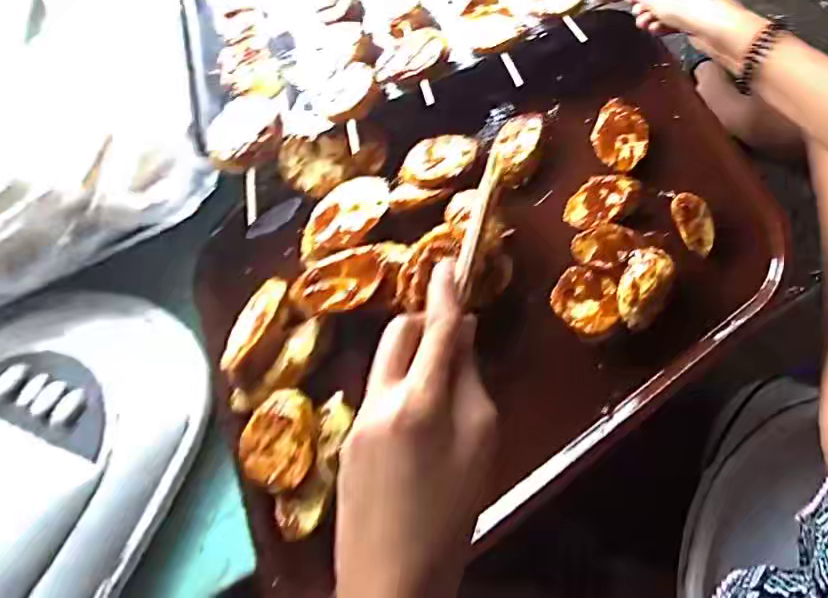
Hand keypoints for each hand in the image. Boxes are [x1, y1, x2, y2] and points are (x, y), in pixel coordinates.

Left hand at [335, 260, 496, 597]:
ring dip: (414, 354)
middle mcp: (380, 401)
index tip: (448, 262)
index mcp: (419, 399)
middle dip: (425, 320)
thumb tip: (462, 335)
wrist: (391, 582)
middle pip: (398, 334)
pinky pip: (379, 394)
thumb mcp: (481, 435)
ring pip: (387, 363)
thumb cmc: (454, 507)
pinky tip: (422, 424)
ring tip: (444, 384)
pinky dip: (403, 386)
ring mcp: (356, 424)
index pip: (435, 326)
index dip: (445, 290)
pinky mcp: (346, 445)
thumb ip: (470, 378)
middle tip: (454, 333)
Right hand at [628, 0, 765, 64]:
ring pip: (672, 8)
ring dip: (654, 17)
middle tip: (636, 14)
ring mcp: (702, 0)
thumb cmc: (686, 3)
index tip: (630, 0)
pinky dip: (667, 24)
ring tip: (642, 25)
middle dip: (647, 5)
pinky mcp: (704, 19)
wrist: (718, 29)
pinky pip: (681, 20)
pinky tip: (655, 30)